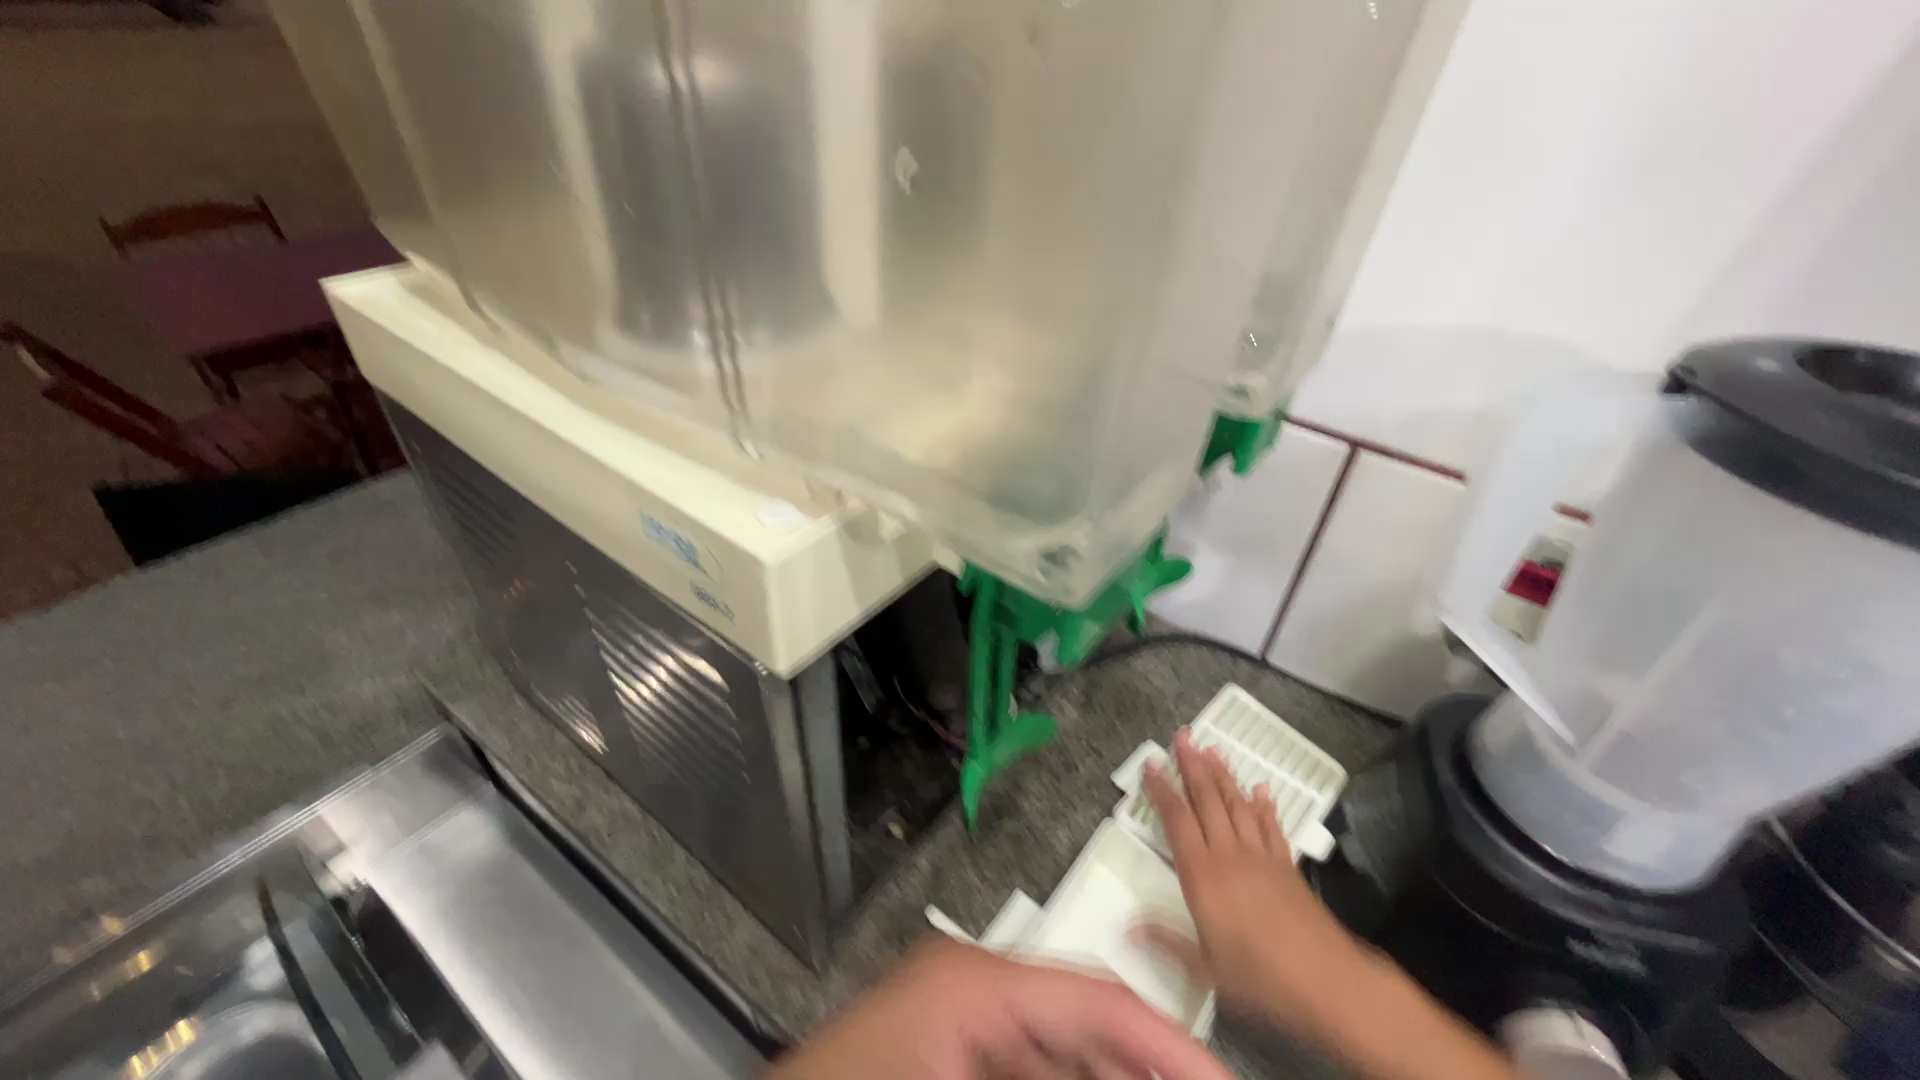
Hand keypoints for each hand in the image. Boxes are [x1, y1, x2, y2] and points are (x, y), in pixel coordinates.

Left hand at [770, 936, 1235, 1079]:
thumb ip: (1069, 1075)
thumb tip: (1143, 1069)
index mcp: (977, 982)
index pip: (1098, 1000)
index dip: (1172, 1044)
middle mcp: (973, 987)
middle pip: (1086, 1027)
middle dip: (1142, 1064)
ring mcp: (960, 1022)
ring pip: (1060, 1054)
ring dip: (1107, 1075)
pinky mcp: (952, 1052)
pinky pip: (1028, 1066)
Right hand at [1143, 731, 1519, 1079]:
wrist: (1325, 980)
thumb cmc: (1258, 975)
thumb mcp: (1204, 966)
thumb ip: (1167, 940)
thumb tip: (1130, 925)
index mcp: (1202, 875)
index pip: (1176, 820)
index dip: (1161, 790)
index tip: (1150, 764)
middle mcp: (1230, 855)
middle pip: (1208, 800)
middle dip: (1193, 766)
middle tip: (1183, 736)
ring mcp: (1261, 857)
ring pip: (1238, 805)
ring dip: (1224, 775)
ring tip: (1214, 749)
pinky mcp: (1286, 866)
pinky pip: (1271, 827)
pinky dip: (1263, 806)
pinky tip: (1260, 789)